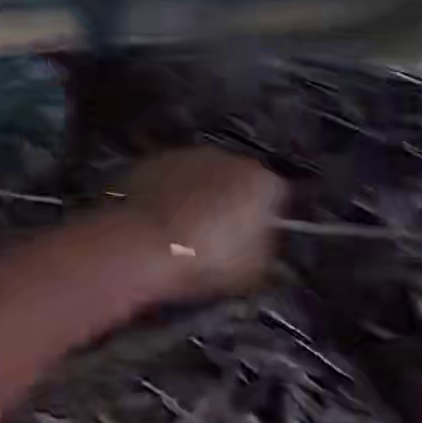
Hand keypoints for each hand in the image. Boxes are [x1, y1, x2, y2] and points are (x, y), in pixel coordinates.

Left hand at [119, 146, 286, 298]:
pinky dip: (172, 188)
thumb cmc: (207, 259)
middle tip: (223, 229)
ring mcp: (186, 154)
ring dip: (201, 190)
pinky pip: (173, 175)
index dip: (269, 214)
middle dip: (233, 198)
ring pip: (203, 172)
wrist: (144, 242)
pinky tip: (164, 213)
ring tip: (188, 223)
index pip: (277, 192)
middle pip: (238, 176)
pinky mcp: (154, 159)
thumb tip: (260, 238)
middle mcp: (225, 157)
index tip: (259, 234)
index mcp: (260, 180)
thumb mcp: (255, 268)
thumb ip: (266, 244)